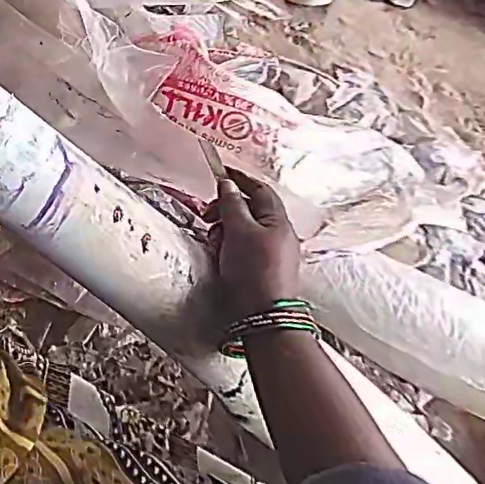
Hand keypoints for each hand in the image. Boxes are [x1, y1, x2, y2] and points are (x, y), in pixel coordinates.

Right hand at [207, 167, 299, 318]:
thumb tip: (226, 183)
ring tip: (212, 235)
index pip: (260, 190)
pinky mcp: (259, 262)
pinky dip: (227, 238)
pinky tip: (218, 247)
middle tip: (207, 213)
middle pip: (249, 206)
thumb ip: (232, 204)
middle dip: (225, 205)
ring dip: (224, 223)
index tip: (218, 171)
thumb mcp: (239, 231)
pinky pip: (241, 240)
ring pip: (243, 224)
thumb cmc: (253, 267)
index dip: (240, 179)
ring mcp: (269, 249)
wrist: (262, 312)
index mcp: (277, 221)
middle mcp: (277, 232)